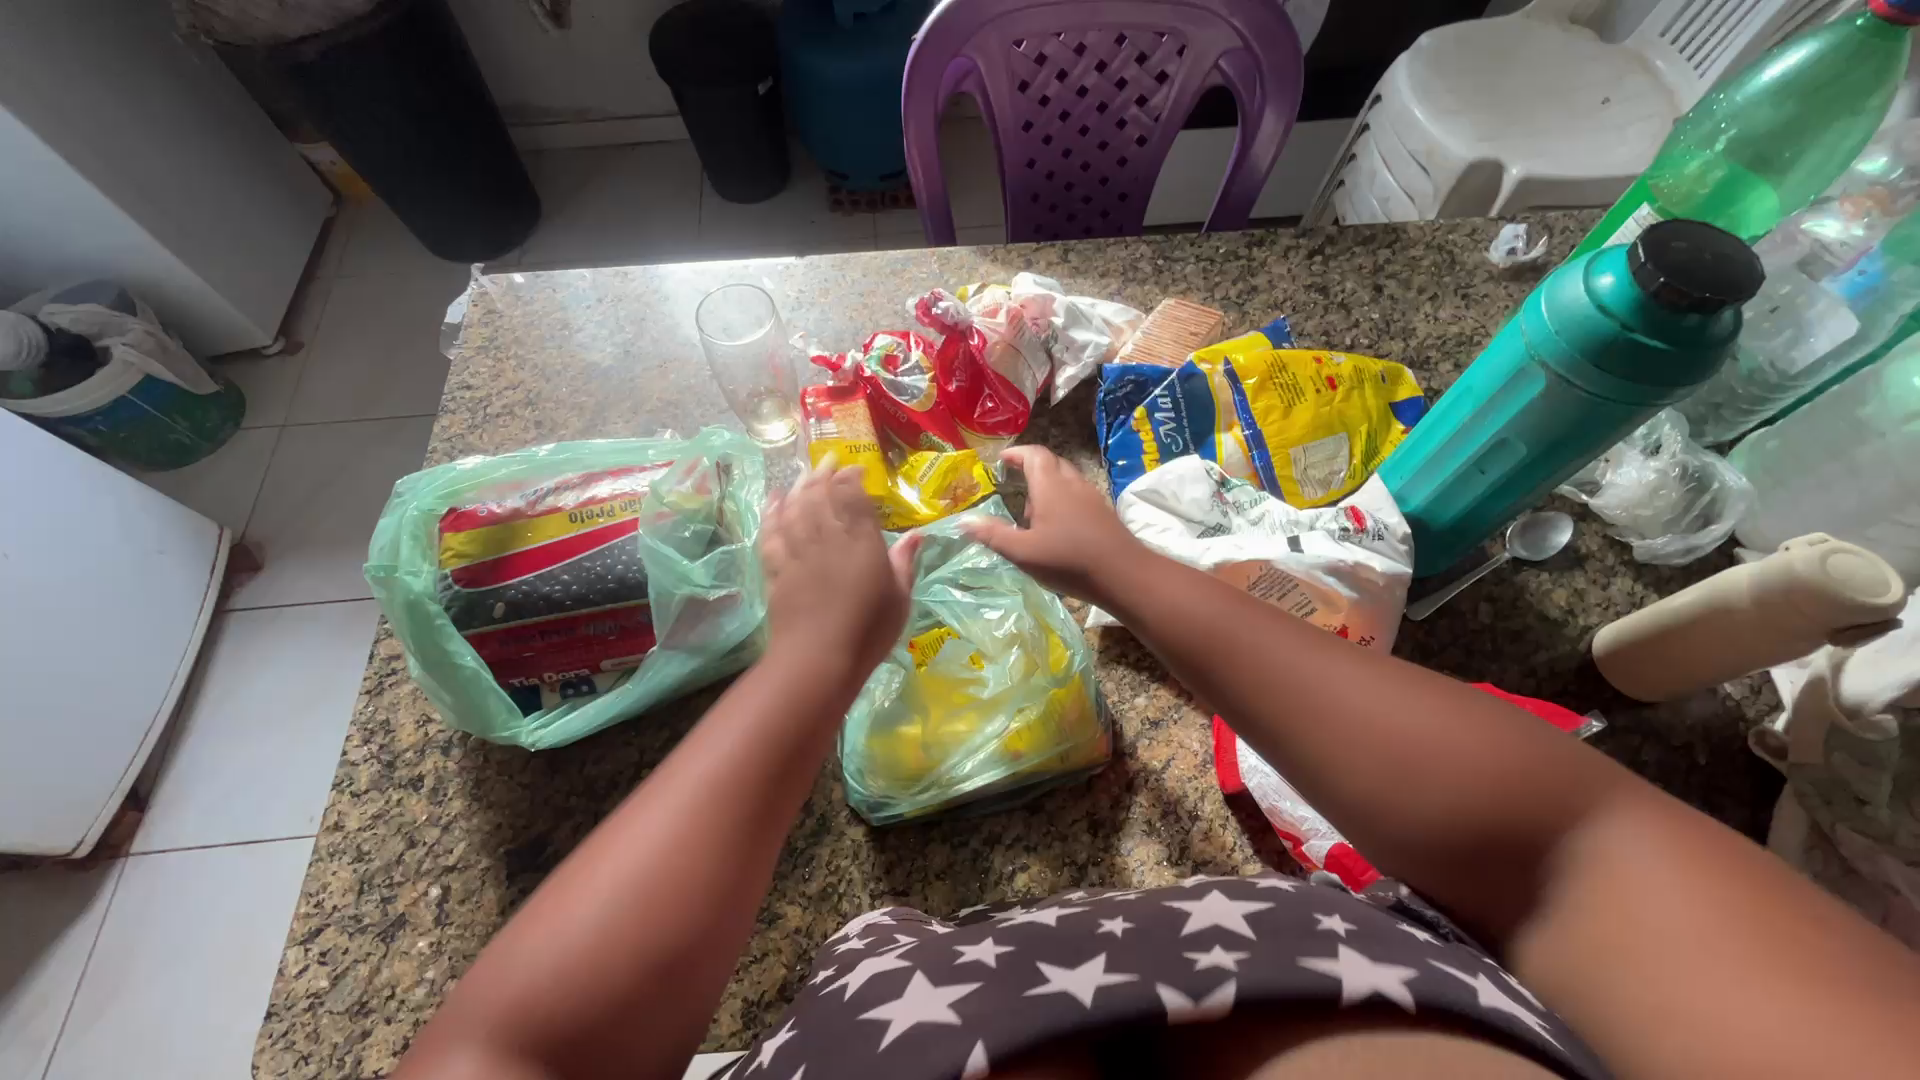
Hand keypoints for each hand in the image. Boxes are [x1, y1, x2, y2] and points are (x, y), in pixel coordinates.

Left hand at [759, 463, 920, 688]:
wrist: (817, 659)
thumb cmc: (868, 632)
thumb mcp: (900, 598)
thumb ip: (904, 562)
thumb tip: (917, 534)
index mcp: (861, 543)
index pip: (853, 498)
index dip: (851, 479)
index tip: (854, 470)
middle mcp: (827, 539)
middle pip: (819, 496)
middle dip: (822, 475)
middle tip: (825, 461)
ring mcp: (798, 553)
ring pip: (794, 509)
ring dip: (797, 488)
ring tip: (801, 474)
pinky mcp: (777, 570)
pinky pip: (771, 533)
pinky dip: (771, 514)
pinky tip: (772, 502)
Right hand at [962, 445, 1149, 605]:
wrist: (1124, 575)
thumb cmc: (1068, 560)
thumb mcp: (1023, 552)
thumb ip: (993, 535)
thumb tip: (964, 521)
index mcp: (1050, 485)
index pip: (1033, 454)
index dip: (1016, 454)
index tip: (1002, 460)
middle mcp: (1072, 484)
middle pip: (1051, 463)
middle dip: (1031, 468)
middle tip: (1014, 483)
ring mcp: (1092, 497)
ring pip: (1066, 480)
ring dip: (1048, 486)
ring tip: (1032, 512)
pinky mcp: (1103, 513)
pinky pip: (1078, 496)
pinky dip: (1062, 500)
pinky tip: (1057, 528)